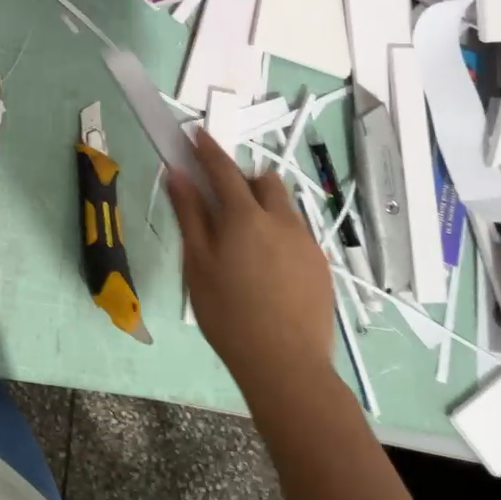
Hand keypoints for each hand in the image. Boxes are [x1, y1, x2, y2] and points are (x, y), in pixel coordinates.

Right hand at [168, 132, 335, 391]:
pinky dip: (276, 232)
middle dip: (242, 179)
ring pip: (283, 208)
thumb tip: (179, 175)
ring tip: (241, 237)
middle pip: (264, 182)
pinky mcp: (321, 267)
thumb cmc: (227, 311)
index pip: (224, 170)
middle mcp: (282, 222)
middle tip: (219, 197)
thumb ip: (190, 214)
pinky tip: (262, 264)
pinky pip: (296, 234)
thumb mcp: (197, 261)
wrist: (285, 365)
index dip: (208, 150)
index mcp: (246, 217)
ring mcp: (307, 244)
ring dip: (261, 206)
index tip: (197, 134)